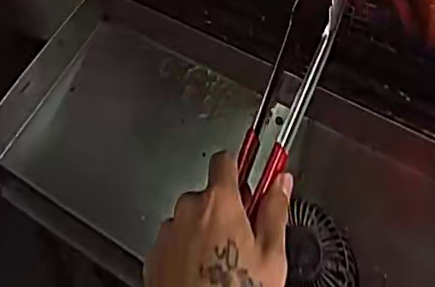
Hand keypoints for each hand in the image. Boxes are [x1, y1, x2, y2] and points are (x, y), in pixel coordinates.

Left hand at [145, 150, 291, 286]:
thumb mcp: (271, 257)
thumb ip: (275, 210)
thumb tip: (281, 182)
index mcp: (219, 201)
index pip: (227, 160)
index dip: (240, 170)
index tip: (249, 181)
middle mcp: (188, 209)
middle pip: (209, 195)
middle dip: (223, 211)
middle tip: (240, 241)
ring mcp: (168, 234)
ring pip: (190, 221)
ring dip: (202, 233)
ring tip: (219, 267)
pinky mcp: (153, 259)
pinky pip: (173, 244)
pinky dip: (184, 254)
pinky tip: (200, 278)